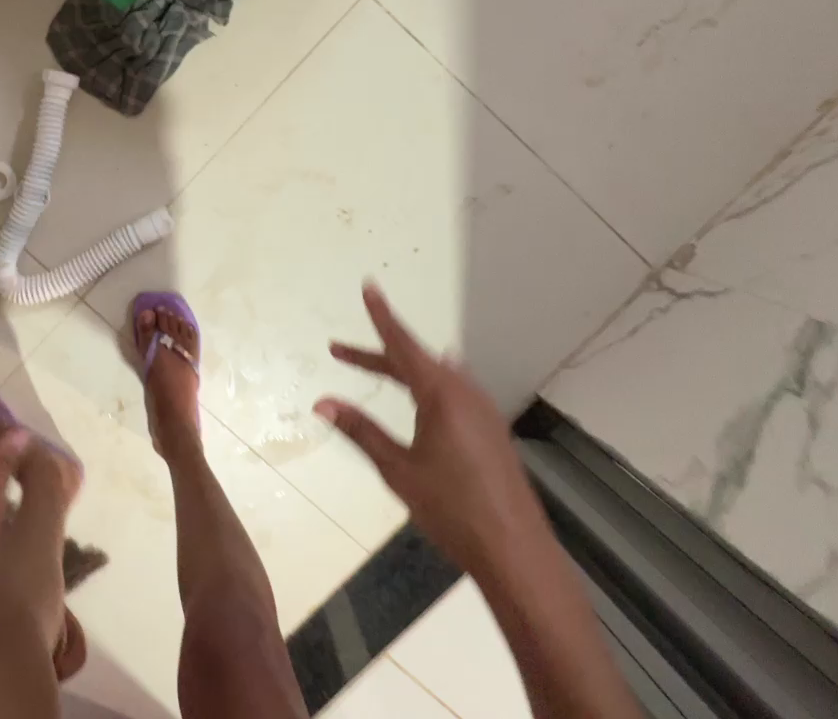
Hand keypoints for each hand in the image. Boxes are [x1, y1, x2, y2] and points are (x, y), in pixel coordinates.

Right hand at [315, 285, 542, 571]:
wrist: (515, 551)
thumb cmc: (452, 509)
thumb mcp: (398, 469)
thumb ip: (361, 431)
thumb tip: (322, 403)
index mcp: (441, 395)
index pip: (403, 345)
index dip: (382, 316)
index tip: (368, 286)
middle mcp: (465, 393)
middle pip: (414, 361)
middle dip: (376, 356)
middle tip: (339, 352)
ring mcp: (482, 412)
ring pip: (434, 376)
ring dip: (401, 371)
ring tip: (373, 368)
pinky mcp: (490, 430)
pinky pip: (452, 391)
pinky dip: (424, 385)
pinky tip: (421, 395)